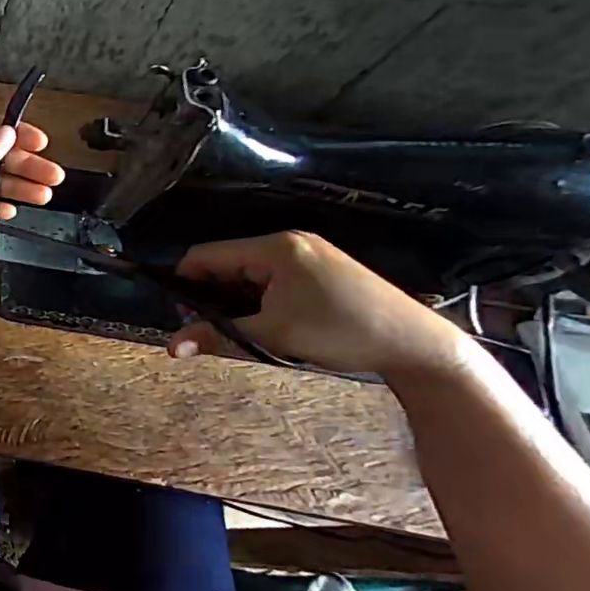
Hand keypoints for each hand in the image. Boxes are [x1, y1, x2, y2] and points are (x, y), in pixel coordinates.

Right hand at [166, 231, 467, 377]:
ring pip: (248, 272)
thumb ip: (217, 336)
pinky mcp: (321, 268)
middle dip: (211, 293)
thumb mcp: (272, 335)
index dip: (184, 282)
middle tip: (208, 326)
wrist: (418, 346)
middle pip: (226, 262)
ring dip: (236, 298)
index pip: (205, 255)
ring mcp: (307, 253)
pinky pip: (271, 277)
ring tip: (241, 327)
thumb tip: (171, 348)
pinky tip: (268, 320)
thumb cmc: (341, 333)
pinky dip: (259, 298)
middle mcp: (288, 242)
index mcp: (273, 248)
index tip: (180, 314)